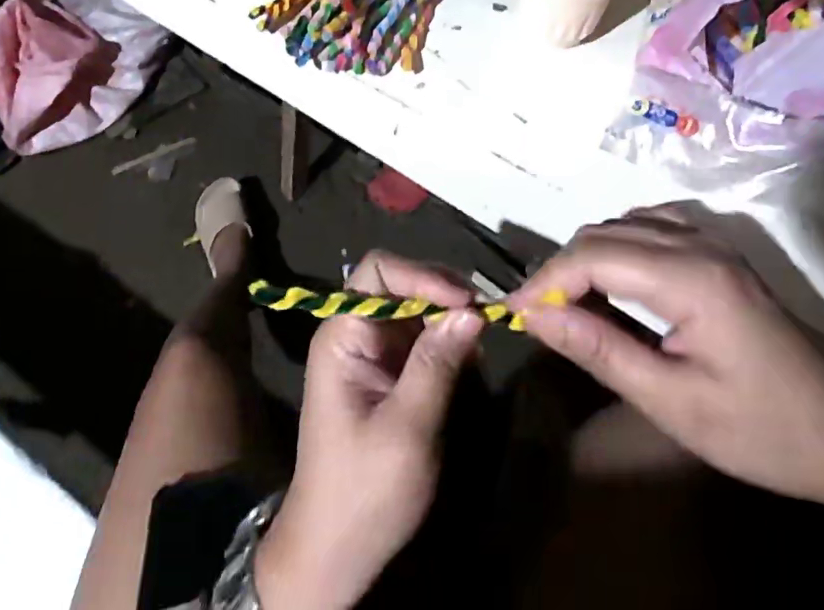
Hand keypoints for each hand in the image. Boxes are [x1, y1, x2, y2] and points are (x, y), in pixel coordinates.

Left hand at [255, 253, 484, 609]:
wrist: (336, 550)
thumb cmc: (364, 490)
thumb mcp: (407, 428)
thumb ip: (437, 364)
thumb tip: (473, 310)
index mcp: (343, 335)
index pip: (378, 272)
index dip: (422, 275)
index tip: (467, 301)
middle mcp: (356, 333)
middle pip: (400, 285)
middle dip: (443, 292)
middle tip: (487, 314)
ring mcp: (373, 353)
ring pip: (416, 310)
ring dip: (451, 315)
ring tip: (486, 333)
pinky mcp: (391, 375)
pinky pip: (422, 340)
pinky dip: (449, 340)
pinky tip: (473, 355)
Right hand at [510, 203, 823, 541]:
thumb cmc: (770, 431)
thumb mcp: (675, 403)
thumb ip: (601, 350)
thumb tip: (535, 316)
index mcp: (690, 278)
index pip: (591, 255)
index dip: (544, 281)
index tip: (513, 315)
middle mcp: (698, 245)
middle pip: (602, 234)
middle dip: (560, 271)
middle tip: (538, 318)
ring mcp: (712, 244)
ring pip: (623, 226)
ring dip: (587, 257)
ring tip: (569, 304)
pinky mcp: (719, 255)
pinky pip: (649, 229)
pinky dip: (617, 248)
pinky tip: (614, 283)